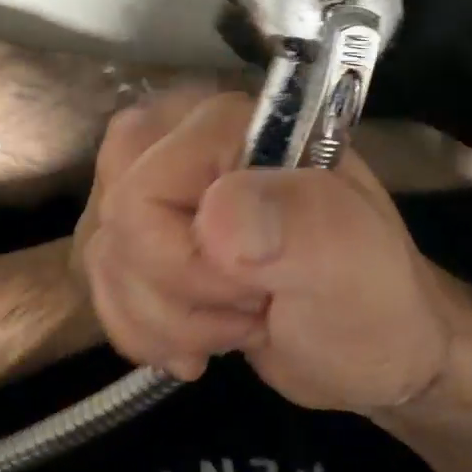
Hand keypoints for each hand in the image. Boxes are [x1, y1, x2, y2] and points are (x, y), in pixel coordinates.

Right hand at [73, 84, 465, 413]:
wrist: (370, 345)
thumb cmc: (369, 296)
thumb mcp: (353, 260)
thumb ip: (298, 224)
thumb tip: (217, 220)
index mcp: (231, 125)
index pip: (140, 194)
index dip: (184, 264)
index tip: (255, 290)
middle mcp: (184, 139)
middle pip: (111, 218)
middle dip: (172, 294)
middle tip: (249, 304)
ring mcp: (163, 186)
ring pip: (101, 255)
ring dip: (163, 318)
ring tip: (235, 322)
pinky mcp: (151, 234)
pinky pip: (102, 279)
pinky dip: (142, 327)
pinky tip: (196, 340)